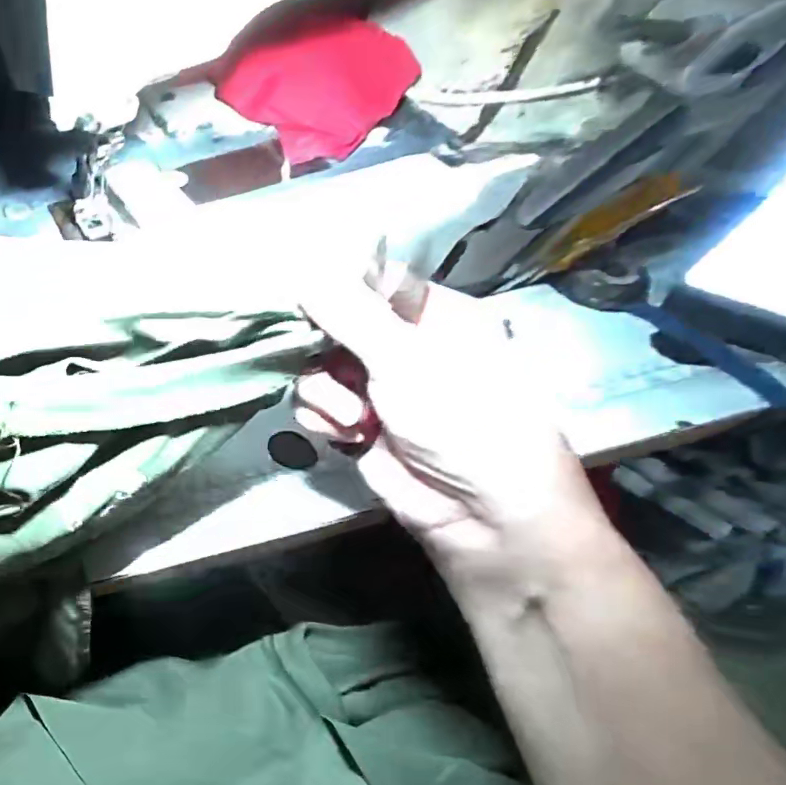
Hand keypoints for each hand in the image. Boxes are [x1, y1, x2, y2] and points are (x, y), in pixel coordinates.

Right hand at [295, 272, 596, 565]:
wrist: (481, 511)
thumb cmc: (461, 416)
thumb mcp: (405, 356)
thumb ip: (349, 314)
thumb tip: (303, 274)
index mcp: (428, 313)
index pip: (368, 282)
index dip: (333, 289)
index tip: (304, 297)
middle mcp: (399, 345)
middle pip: (332, 326)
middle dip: (324, 350)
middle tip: (330, 363)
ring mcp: (376, 389)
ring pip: (317, 370)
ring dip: (325, 394)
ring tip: (355, 418)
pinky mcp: (358, 427)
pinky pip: (317, 409)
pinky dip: (324, 421)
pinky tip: (347, 436)